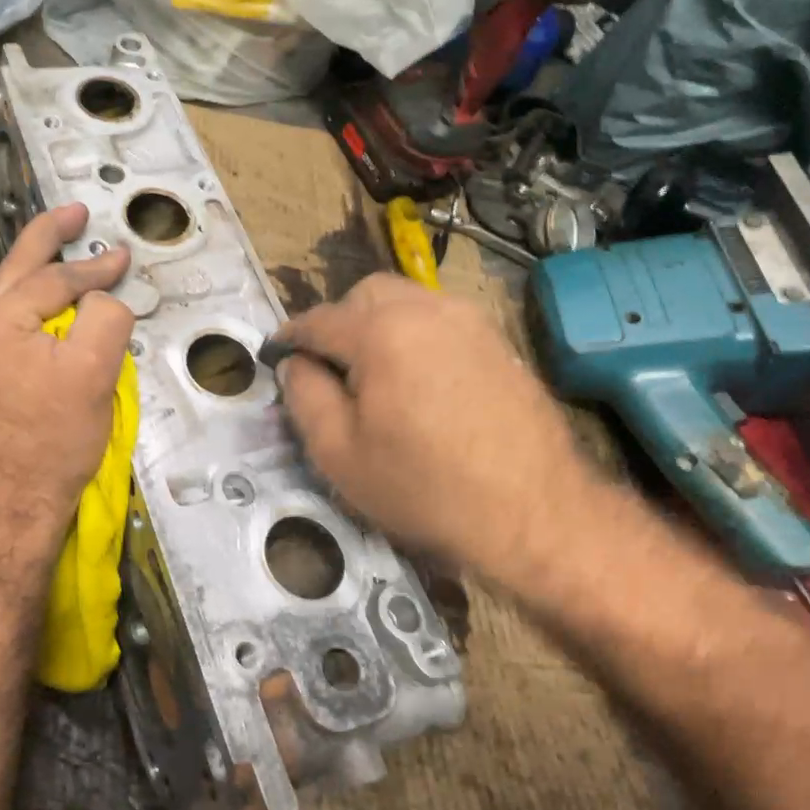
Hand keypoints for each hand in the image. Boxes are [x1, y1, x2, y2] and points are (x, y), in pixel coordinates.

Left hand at [0, 204, 134, 568]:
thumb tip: (103, 295)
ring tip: (57, 251)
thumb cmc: (51, 445)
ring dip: (31, 274)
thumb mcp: (94, 374)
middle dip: (46, 240)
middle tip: (73, 213)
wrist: (6, 512)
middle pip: (13, 273)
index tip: (124, 256)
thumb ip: (105, 317)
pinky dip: (21, 309)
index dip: (94, 268)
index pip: (52, 281)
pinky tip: (36, 307)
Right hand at [272, 274, 621, 584]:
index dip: (289, 338)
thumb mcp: (338, 453)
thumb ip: (304, 395)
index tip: (273, 357)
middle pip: (364, 294)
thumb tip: (295, 363)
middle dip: (337, 322)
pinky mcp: (498, 343)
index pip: (317, 319)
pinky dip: (414, 335)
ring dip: (377, 324)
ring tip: (373, 375)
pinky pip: (439, 321)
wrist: (536, 515)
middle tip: (329, 369)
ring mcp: (470, 322)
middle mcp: (426, 310)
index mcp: (380, 332)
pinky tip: (416, 383)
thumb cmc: (424, 488)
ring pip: (406, 300)